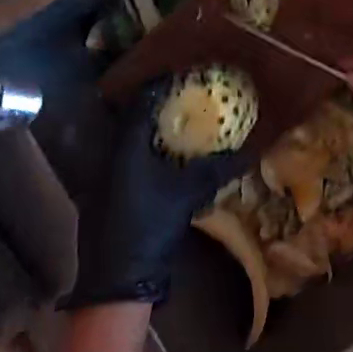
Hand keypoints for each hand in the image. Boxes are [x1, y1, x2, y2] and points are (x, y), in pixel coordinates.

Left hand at [66, 78, 242, 307]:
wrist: (118, 277)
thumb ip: (218, 169)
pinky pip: (124, 157)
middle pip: (130, 117)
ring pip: (126, 139)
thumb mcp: (189, 193)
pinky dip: (143, 149)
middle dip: (156, 104)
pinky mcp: (105, 194)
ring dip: (149, 127)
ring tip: (177, 120)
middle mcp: (107, 155)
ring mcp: (102, 176)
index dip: (160, 85)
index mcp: (124, 147)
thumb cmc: (151, 225)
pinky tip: (163, 156)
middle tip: (184, 94)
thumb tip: (250, 150)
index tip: (182, 74)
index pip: (140, 102)